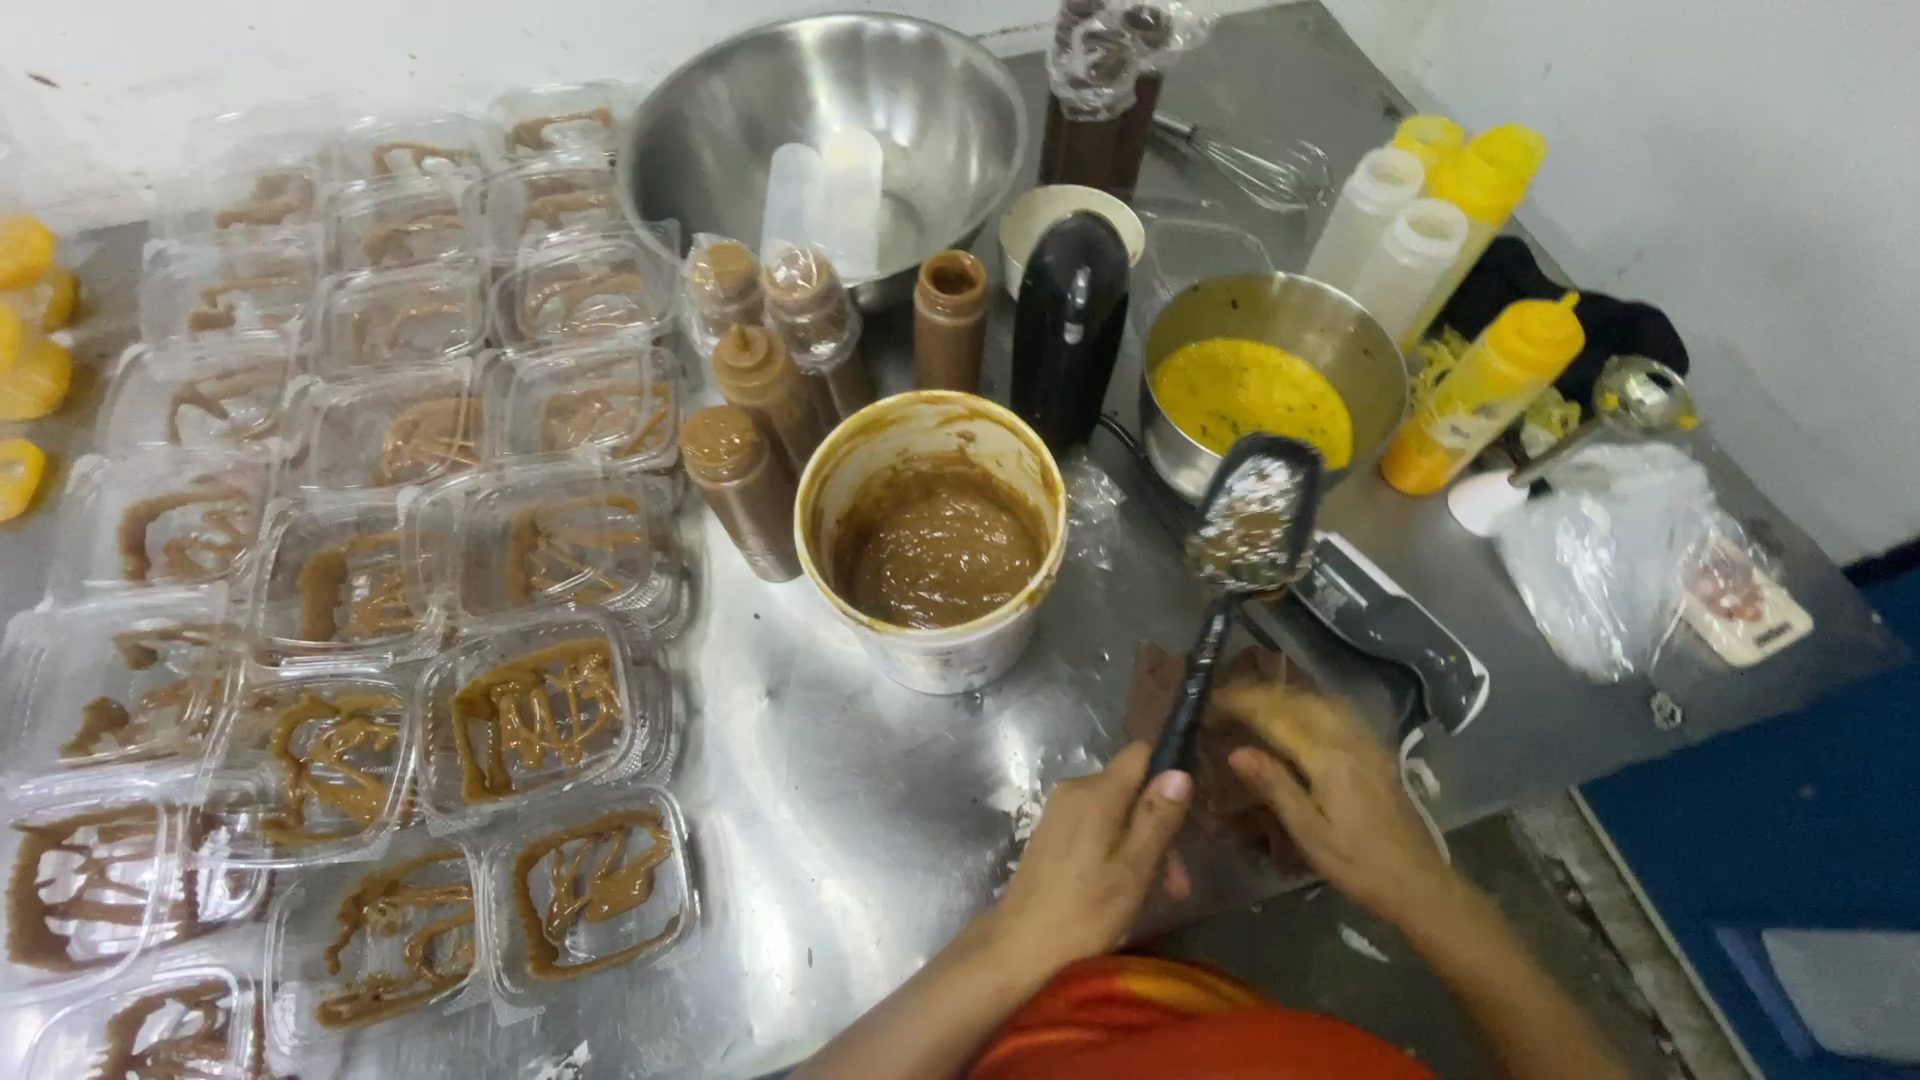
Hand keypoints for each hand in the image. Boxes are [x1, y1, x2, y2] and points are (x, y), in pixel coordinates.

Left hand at [978, 743, 1190, 977]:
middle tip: (1178, 880)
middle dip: (1159, 824)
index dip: (1169, 770)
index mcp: (1096, 792)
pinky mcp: (1052, 829)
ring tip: (1157, 891)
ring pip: (1115, 808)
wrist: (1020, 943)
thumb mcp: (1132, 869)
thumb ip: (1156, 817)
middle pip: (1131, 786)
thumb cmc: (1084, 911)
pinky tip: (1124, 884)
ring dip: (1141, 842)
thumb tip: (1179, 770)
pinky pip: (1095, 821)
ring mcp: (1060, 808)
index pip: (1140, 753)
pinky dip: (1117, 845)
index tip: (1190, 807)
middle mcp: (1075, 787)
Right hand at [1218, 685, 1457, 927]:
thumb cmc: (1358, 864)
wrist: (1420, 883)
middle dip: (1257, 693)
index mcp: (1329, 760)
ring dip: (1282, 694)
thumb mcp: (1310, 834)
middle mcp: (1349, 740)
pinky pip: (1336, 710)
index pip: (1276, 717)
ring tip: (1252, 699)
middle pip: (1297, 700)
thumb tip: (1235, 752)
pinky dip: (1307, 701)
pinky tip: (1296, 710)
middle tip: (1225, 699)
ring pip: (1318, 699)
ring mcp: (1366, 742)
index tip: (1211, 703)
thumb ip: (1274, 787)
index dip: (1240, 704)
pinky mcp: (1375, 750)